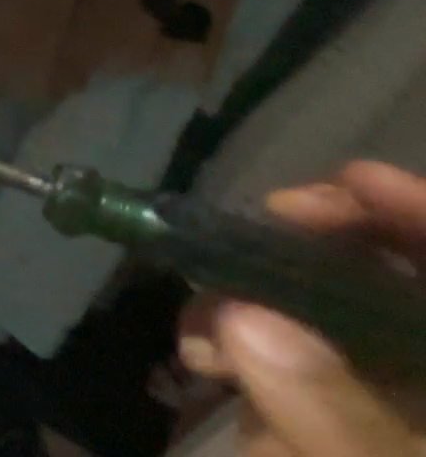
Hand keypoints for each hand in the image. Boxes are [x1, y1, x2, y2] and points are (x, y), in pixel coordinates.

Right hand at [178, 161, 425, 455]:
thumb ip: (341, 426)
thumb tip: (244, 321)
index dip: (421, 220)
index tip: (348, 179)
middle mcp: (423, 371)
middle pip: (398, 280)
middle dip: (323, 243)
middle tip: (261, 225)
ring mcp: (384, 391)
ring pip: (328, 304)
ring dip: (255, 292)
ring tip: (205, 325)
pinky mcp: (329, 403)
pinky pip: (279, 339)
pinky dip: (235, 333)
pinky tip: (203, 354)